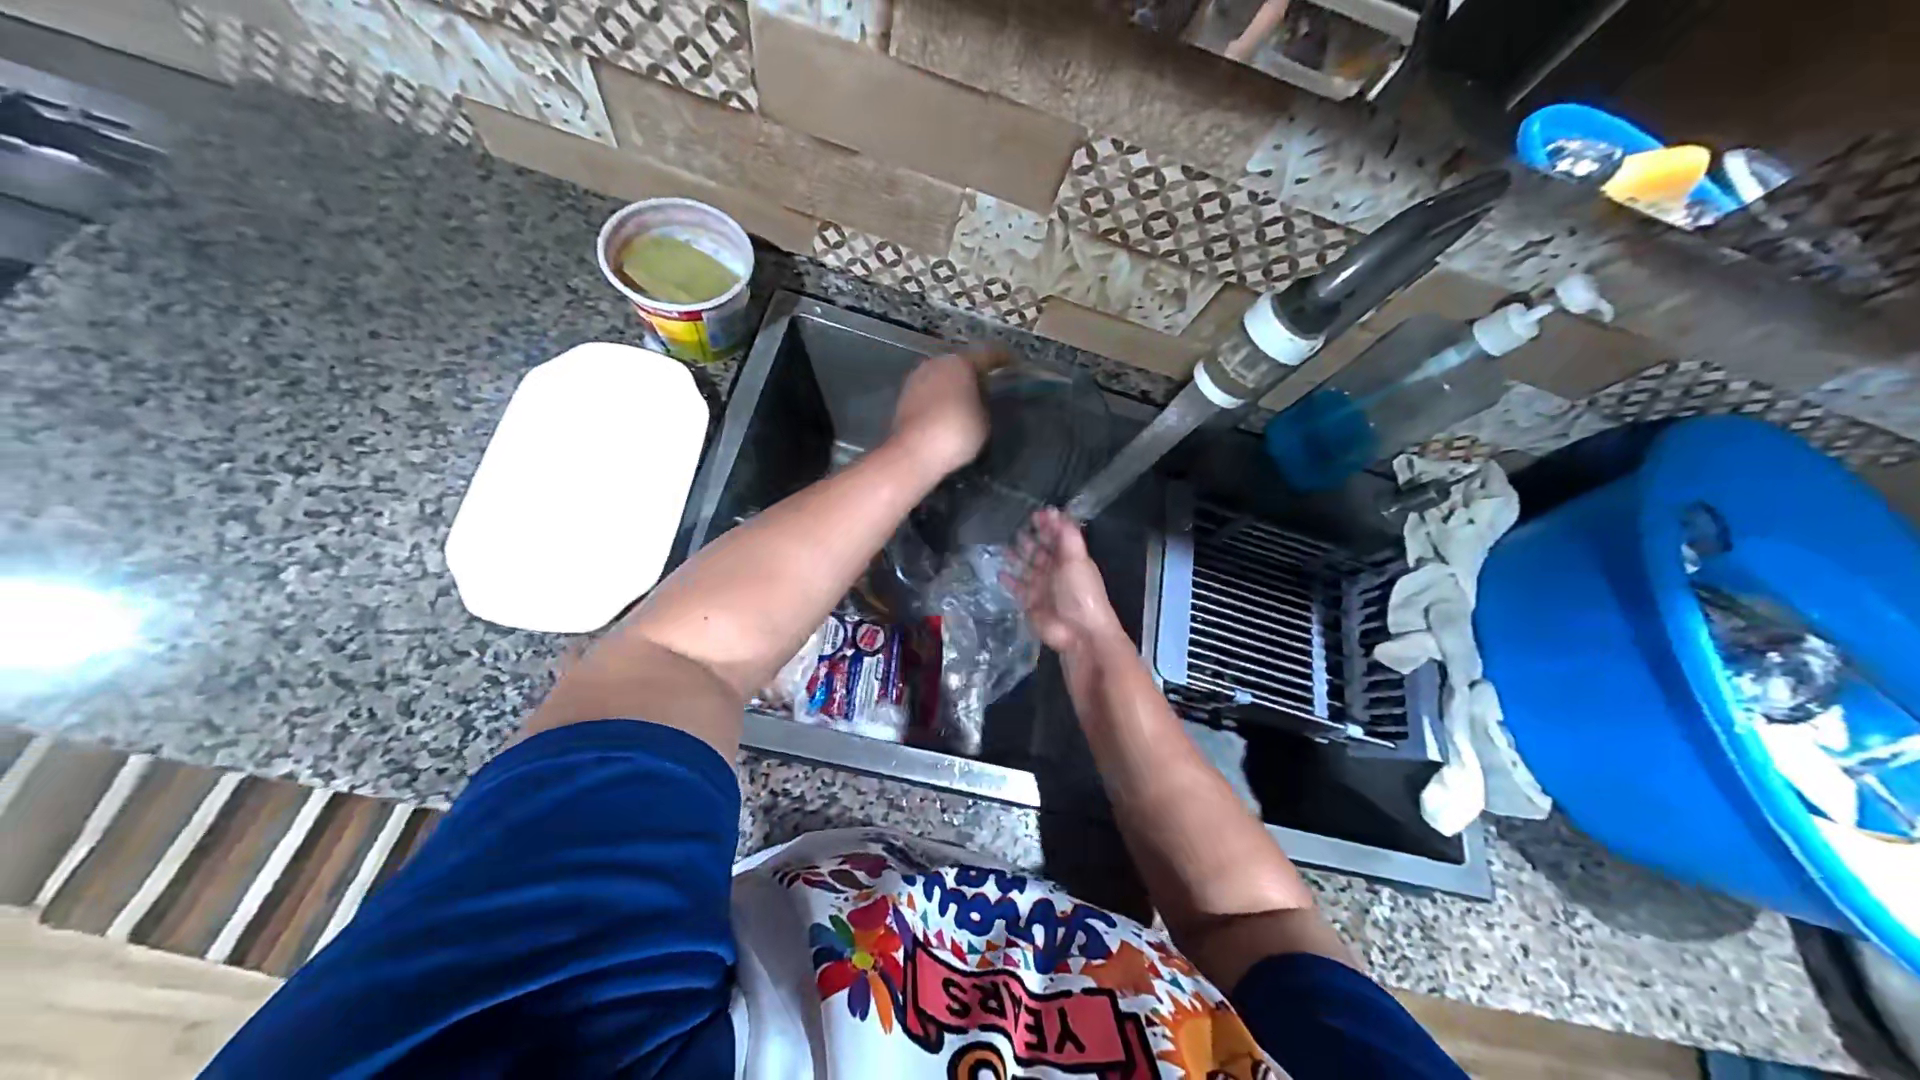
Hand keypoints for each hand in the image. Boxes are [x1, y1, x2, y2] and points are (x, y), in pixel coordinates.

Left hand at [887, 350, 998, 475]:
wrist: (915, 451)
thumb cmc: (957, 432)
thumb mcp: (984, 419)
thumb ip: (983, 402)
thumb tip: (976, 397)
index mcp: (961, 363)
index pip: (988, 355)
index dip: (1003, 359)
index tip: (1012, 362)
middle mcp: (937, 363)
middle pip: (961, 363)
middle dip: (974, 373)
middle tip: (987, 386)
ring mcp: (917, 377)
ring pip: (942, 376)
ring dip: (953, 385)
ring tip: (965, 400)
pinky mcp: (904, 396)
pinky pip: (929, 391)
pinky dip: (939, 397)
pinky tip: (945, 410)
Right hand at [1012, 508, 1126, 658]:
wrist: (1079, 633)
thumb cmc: (1080, 593)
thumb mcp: (1076, 558)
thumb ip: (1066, 534)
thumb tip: (1054, 511)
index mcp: (1070, 558)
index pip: (1057, 536)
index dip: (1048, 525)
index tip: (1036, 513)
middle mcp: (1056, 570)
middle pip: (1040, 550)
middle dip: (1030, 539)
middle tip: (1017, 527)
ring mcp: (1042, 587)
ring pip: (1027, 567)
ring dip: (1018, 557)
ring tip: (1005, 546)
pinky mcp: (1030, 602)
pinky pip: (1017, 588)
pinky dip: (1009, 580)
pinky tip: (1000, 572)